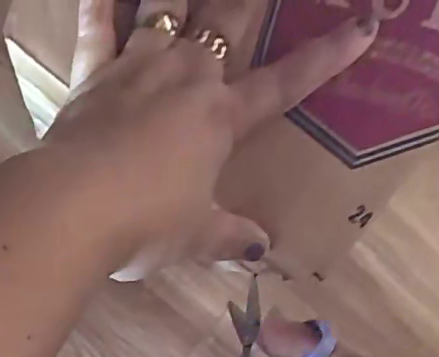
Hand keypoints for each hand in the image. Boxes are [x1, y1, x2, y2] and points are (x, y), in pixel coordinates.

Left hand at [38, 0, 377, 280]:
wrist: (76, 209)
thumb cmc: (146, 225)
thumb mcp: (196, 239)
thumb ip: (230, 238)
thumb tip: (263, 251)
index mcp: (220, 119)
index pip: (284, 84)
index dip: (325, 58)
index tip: (362, 26)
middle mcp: (185, 77)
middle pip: (228, 19)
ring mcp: (137, 68)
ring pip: (166, 4)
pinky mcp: (93, 74)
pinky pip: (97, 23)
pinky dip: (100, 1)